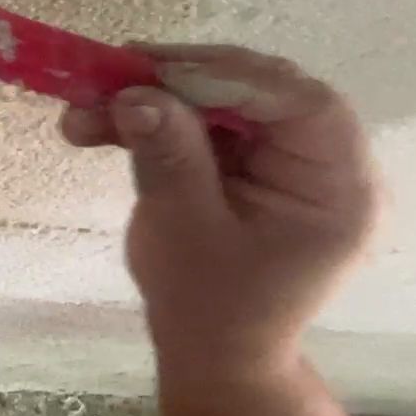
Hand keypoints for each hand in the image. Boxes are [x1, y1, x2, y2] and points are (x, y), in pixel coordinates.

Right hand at [61, 45, 379, 381]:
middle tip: (107, 76)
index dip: (229, 76)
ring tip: (80, 111)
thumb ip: (168, 155)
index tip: (152, 71)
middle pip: (253, 92)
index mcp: (335, 184)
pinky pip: (192, 124)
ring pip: (213, 103)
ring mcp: (274, 160)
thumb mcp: (183, 226)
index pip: (300, 103)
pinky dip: (143, 120)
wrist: (208, 344)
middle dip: (176, 80)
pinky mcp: (237, 164)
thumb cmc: (207, 298)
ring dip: (144, 100)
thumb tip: (134, 94)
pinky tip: (93, 127)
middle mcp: (315, 161)